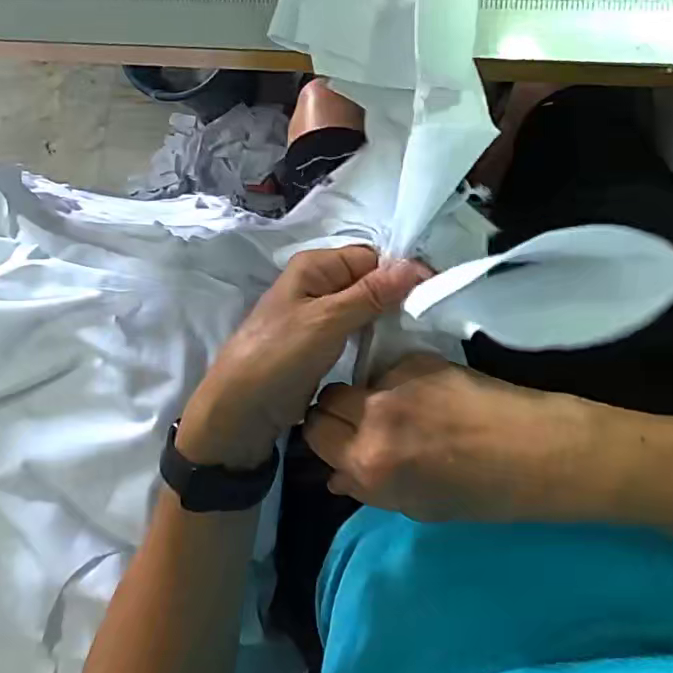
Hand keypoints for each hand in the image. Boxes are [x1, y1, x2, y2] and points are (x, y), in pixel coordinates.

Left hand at [178, 247, 428, 468]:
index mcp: (315, 266)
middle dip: (397, 294)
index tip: (433, 293)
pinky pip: (357, 329)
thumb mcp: (326, 322)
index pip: (371, 257)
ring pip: (366, 305)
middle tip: (429, 317)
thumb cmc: (277, 359)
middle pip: (370, 279)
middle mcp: (319, 283)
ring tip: (417, 333)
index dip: (401, 272)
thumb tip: (415, 264)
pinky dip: (375, 335)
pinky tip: (395, 347)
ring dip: (388, 316)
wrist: (238, 415)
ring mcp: (320, 315)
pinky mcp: (323, 343)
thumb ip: (370, 294)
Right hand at [302, 354, 600, 521]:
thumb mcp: (417, 506)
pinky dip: (398, 379)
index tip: (338, 440)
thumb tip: (335, 476)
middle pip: (327, 398)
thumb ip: (367, 488)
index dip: (324, 437)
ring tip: (400, 407)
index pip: (314, 432)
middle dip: (337, 410)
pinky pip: (391, 367)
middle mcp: (374, 416)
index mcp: (369, 461)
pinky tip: (427, 393)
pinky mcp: (421, 357)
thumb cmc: (482, 492)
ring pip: (360, 378)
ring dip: (368, 392)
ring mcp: (398, 380)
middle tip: (361, 422)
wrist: (534, 449)